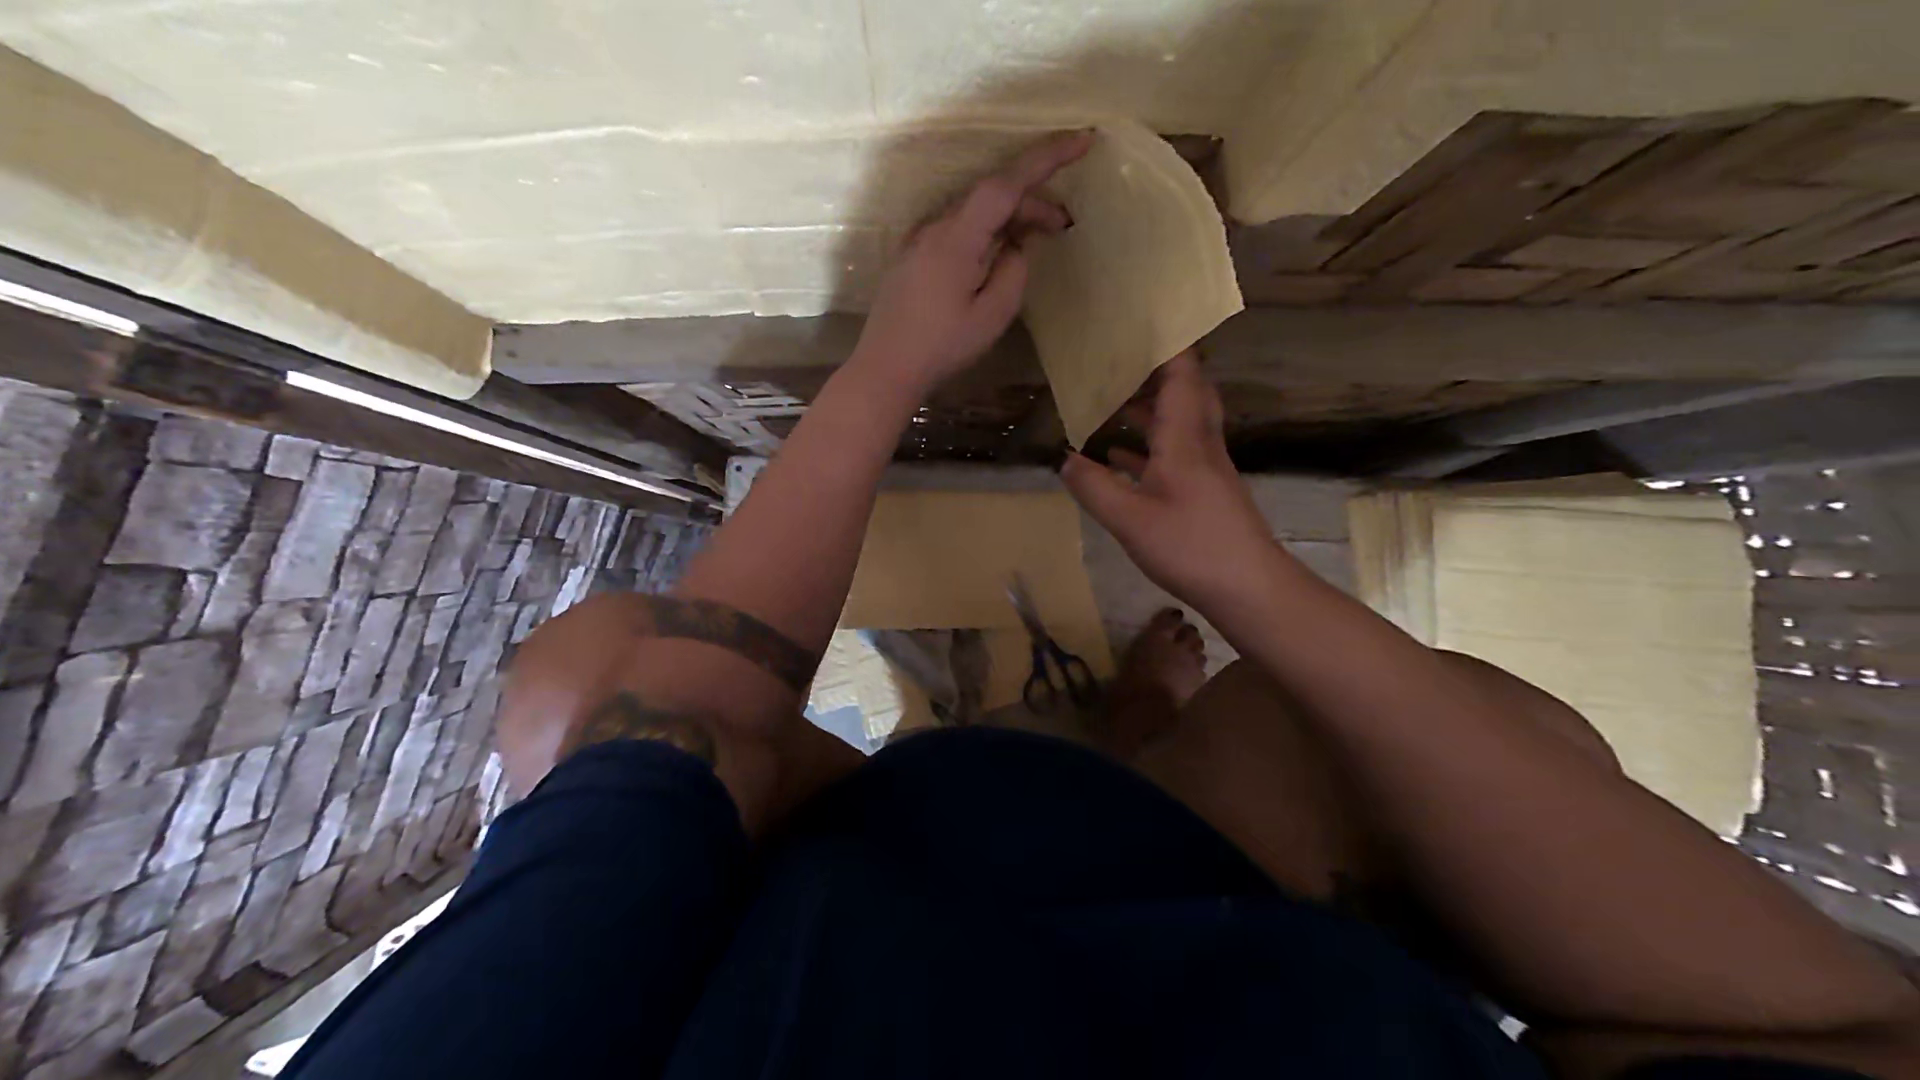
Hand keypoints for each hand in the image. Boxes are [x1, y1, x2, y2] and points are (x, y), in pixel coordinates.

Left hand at [852, 131, 1093, 397]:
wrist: (885, 368)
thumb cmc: (941, 347)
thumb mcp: (992, 315)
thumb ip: (1014, 271)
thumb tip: (1017, 243)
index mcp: (956, 238)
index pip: (1005, 184)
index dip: (1045, 158)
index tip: (1082, 141)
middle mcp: (935, 227)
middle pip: (990, 196)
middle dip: (1033, 201)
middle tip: (1064, 226)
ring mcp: (920, 240)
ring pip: (974, 212)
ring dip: (1010, 217)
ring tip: (1038, 238)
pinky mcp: (914, 255)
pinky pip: (957, 228)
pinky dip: (986, 230)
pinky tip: (999, 252)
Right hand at [1059, 351, 1278, 611]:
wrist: (1249, 588)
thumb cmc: (1191, 546)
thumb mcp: (1130, 519)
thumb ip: (1094, 487)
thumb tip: (1065, 458)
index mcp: (1185, 438)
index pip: (1181, 374)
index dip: (1164, 344)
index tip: (1138, 322)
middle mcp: (1201, 443)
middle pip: (1185, 390)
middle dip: (1154, 370)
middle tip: (1119, 361)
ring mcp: (1206, 467)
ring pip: (1179, 421)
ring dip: (1149, 407)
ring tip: (1111, 402)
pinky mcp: (1206, 490)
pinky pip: (1176, 452)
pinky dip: (1149, 445)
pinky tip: (1120, 456)